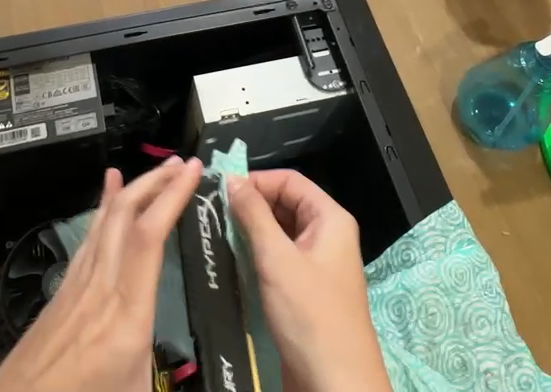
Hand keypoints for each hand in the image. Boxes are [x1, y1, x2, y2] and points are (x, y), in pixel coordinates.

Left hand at [0, 156, 202, 391]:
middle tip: (183, 163)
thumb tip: (207, 385)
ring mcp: (77, 284)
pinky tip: (108, 190)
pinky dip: (104, 206)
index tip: (194, 171)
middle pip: (124, 215)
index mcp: (126, 316)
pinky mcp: (64, 288)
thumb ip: (169, 372)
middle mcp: (100, 289)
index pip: (149, 237)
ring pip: (105, 220)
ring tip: (160, 170)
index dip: (172, 196)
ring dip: (134, 188)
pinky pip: (89, 235)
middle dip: (156, 180)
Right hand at [227, 170, 390, 391]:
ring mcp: (318, 264)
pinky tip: (235, 260)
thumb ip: (254, 215)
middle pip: (286, 203)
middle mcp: (327, 235)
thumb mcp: (277, 259)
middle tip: (215, 212)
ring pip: (281, 232)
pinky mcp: (306, 290)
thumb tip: (233, 179)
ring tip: (219, 233)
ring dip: (253, 231)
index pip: (290, 181)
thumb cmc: (310, 314)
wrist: (336, 384)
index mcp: (330, 219)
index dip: (257, 180)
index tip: (221, 191)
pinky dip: (259, 255)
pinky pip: (281, 258)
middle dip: (253, 205)